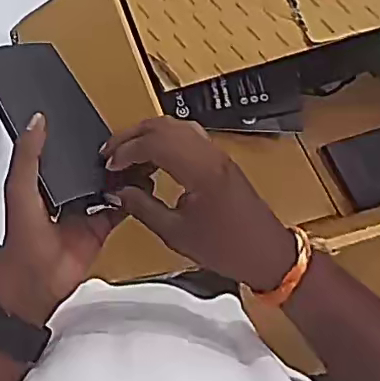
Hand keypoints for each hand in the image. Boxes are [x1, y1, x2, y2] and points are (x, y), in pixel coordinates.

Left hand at [0, 113, 119, 324]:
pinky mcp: (97, 227)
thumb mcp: (19, 187)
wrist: (36, 280)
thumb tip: (36, 122)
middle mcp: (62, 193)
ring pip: (104, 186)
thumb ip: (28, 154)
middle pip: (84, 167)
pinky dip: (129, 200)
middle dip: (99, 157)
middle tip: (117, 142)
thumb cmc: (20, 238)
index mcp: (39, 180)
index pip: (55, 150)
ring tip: (132, 159)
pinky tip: (137, 188)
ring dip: (117, 175)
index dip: (68, 137)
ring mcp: (81, 210)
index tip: (82, 121)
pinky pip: (118, 209)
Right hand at [101, 117, 297, 290]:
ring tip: (126, 153)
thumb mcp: (177, 234)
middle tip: (109, 154)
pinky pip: (185, 133)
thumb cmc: (228, 249)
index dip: (125, 152)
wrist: (270, 256)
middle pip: (160, 125)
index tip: (109, 166)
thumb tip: (117, 192)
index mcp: (200, 171)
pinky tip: (151, 156)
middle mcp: (209, 154)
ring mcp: (216, 153)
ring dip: (145, 134)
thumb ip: (142, 208)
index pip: (152, 143)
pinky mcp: (218, 158)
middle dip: (129, 136)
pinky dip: (162, 138)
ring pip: (172, 124)